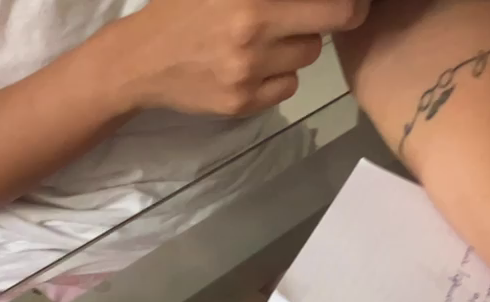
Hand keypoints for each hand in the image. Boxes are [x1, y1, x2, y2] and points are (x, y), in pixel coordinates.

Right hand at [106, 0, 368, 115]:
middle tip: (314, 15)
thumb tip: (325, 2)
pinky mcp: (241, 103)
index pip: (332, 1)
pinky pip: (285, 88)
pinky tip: (253, 68)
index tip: (349, 2)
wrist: (141, 60)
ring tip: (267, 41)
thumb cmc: (184, 7)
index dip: (348, 1)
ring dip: (298, 47)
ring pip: (308, 57)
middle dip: (328, 17)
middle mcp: (253, 28)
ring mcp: (248, 71)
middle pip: (330, 23)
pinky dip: (277, 78)